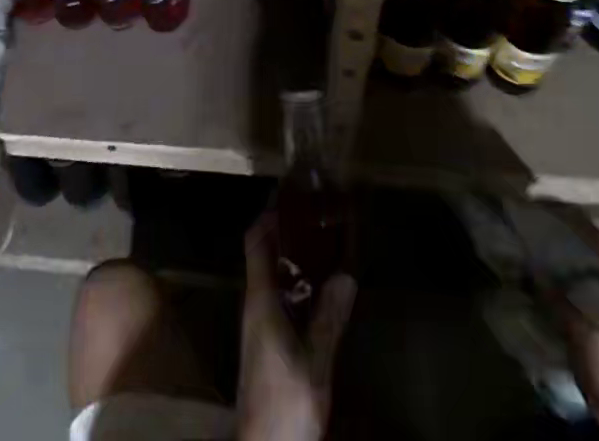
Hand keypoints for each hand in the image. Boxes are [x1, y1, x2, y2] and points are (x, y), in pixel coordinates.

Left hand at [238, 214, 356, 440]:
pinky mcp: (265, 340)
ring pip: (269, 275)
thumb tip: (345, 274)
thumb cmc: (287, 402)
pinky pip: (276, 296)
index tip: (292, 196)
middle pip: (262, 254)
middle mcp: (253, 304)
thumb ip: (329, 319)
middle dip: (283, 231)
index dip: (270, 216)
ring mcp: (257, 322)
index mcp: (260, 301)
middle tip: (315, 215)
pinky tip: (318, 289)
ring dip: (289, 256)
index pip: (256, 243)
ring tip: (321, 243)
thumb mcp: (316, 361)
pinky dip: (294, 282)